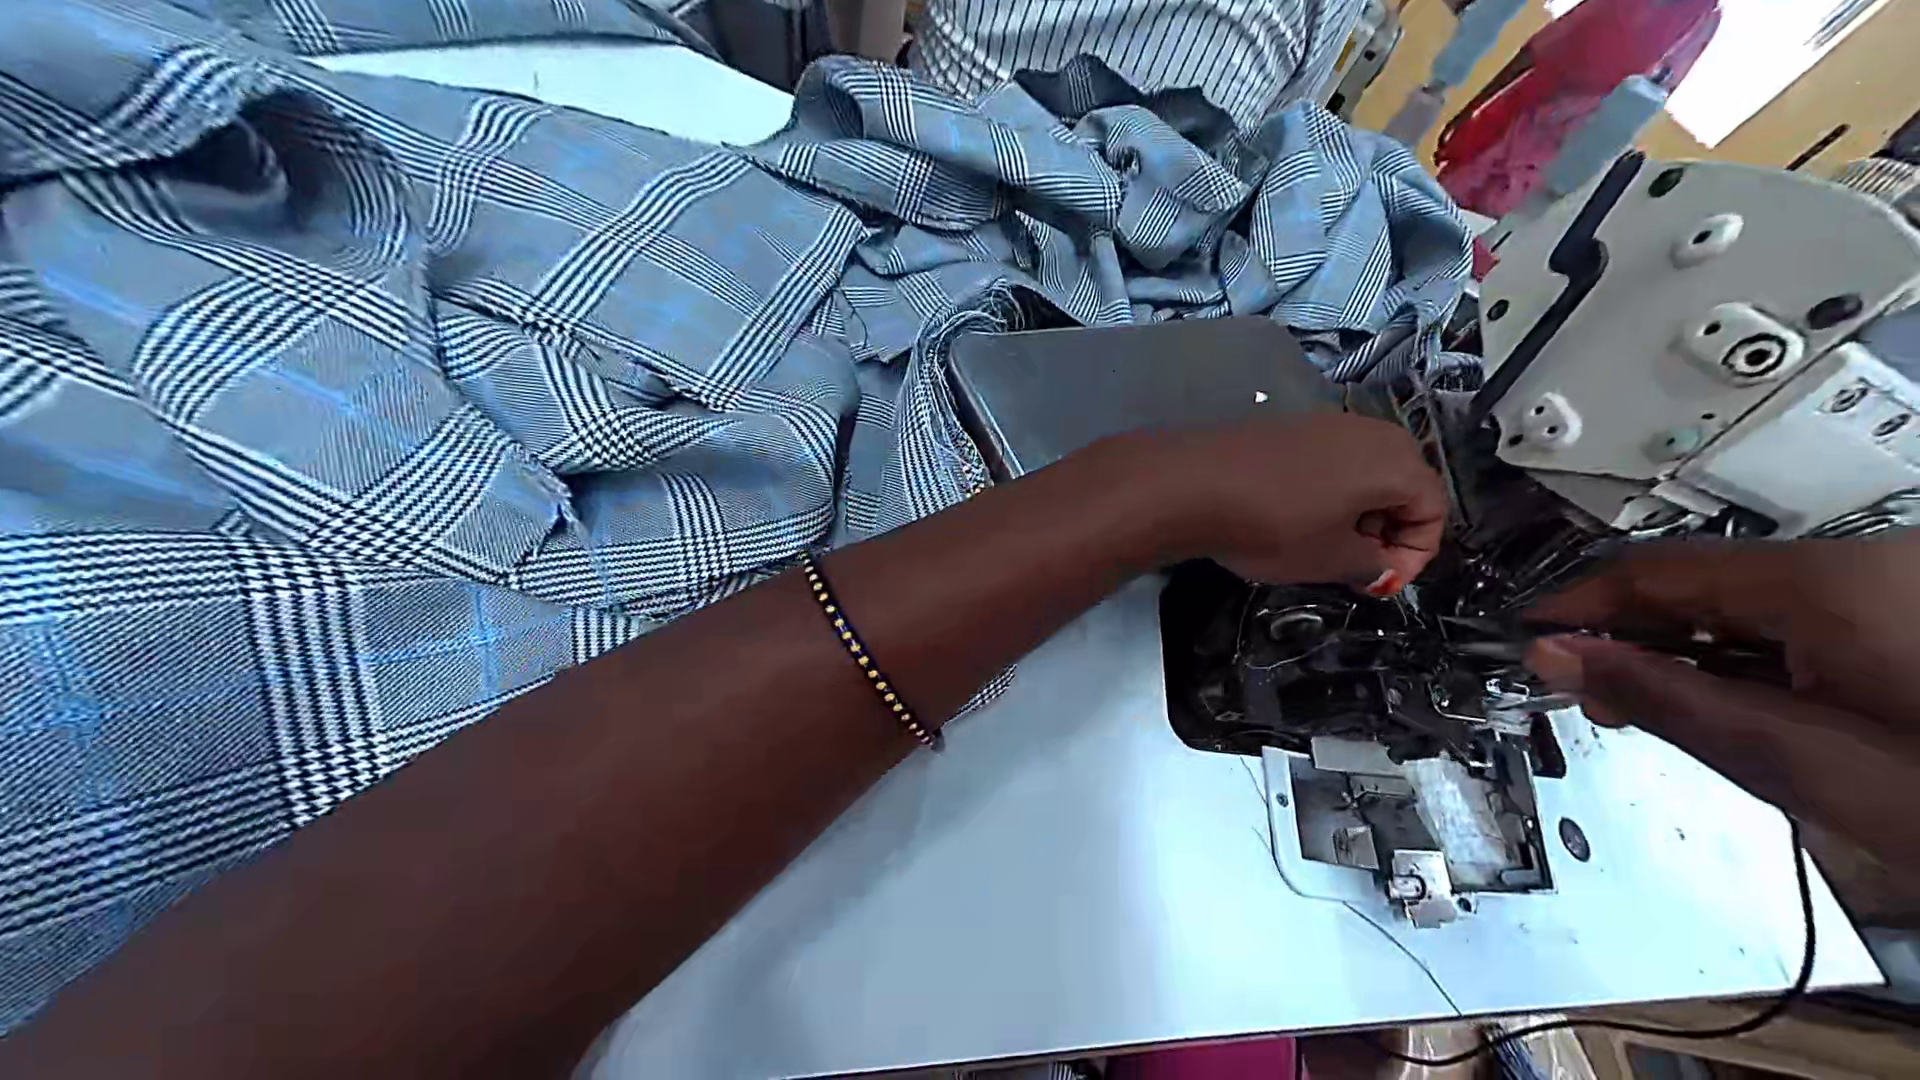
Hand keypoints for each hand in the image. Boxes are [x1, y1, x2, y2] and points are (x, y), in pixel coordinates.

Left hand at [1114, 412, 1447, 589]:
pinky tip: (1285, 519)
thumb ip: (1370, 566)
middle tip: (1354, 566)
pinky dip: (1318, 494)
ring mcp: (1318, 424)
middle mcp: (1364, 430)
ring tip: (1317, 547)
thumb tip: (1379, 566)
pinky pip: (1319, 464)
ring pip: (1357, 474)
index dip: (1415, 555)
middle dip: (1384, 533)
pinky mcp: (1280, 429)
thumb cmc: (1271, 525)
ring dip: (1351, 514)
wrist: (1190, 484)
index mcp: (1395, 459)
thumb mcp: (1330, 560)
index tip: (1380, 583)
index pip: (1434, 508)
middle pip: (1399, 486)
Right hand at [1523, 534, 1919, 865]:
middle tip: (1594, 694)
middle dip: (1628, 634)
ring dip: (1684, 648)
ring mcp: (1905, 585)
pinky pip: (1800, 616)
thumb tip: (1549, 655)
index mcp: (1832, 585)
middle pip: (1696, 581)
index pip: (1650, 570)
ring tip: (1660, 705)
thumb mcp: (1802, 763)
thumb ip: (1659, 698)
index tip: (1526, 640)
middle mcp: (1872, 563)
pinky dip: (1747, 654)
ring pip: (1744, 601)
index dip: (1573, 604)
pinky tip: (1743, 699)